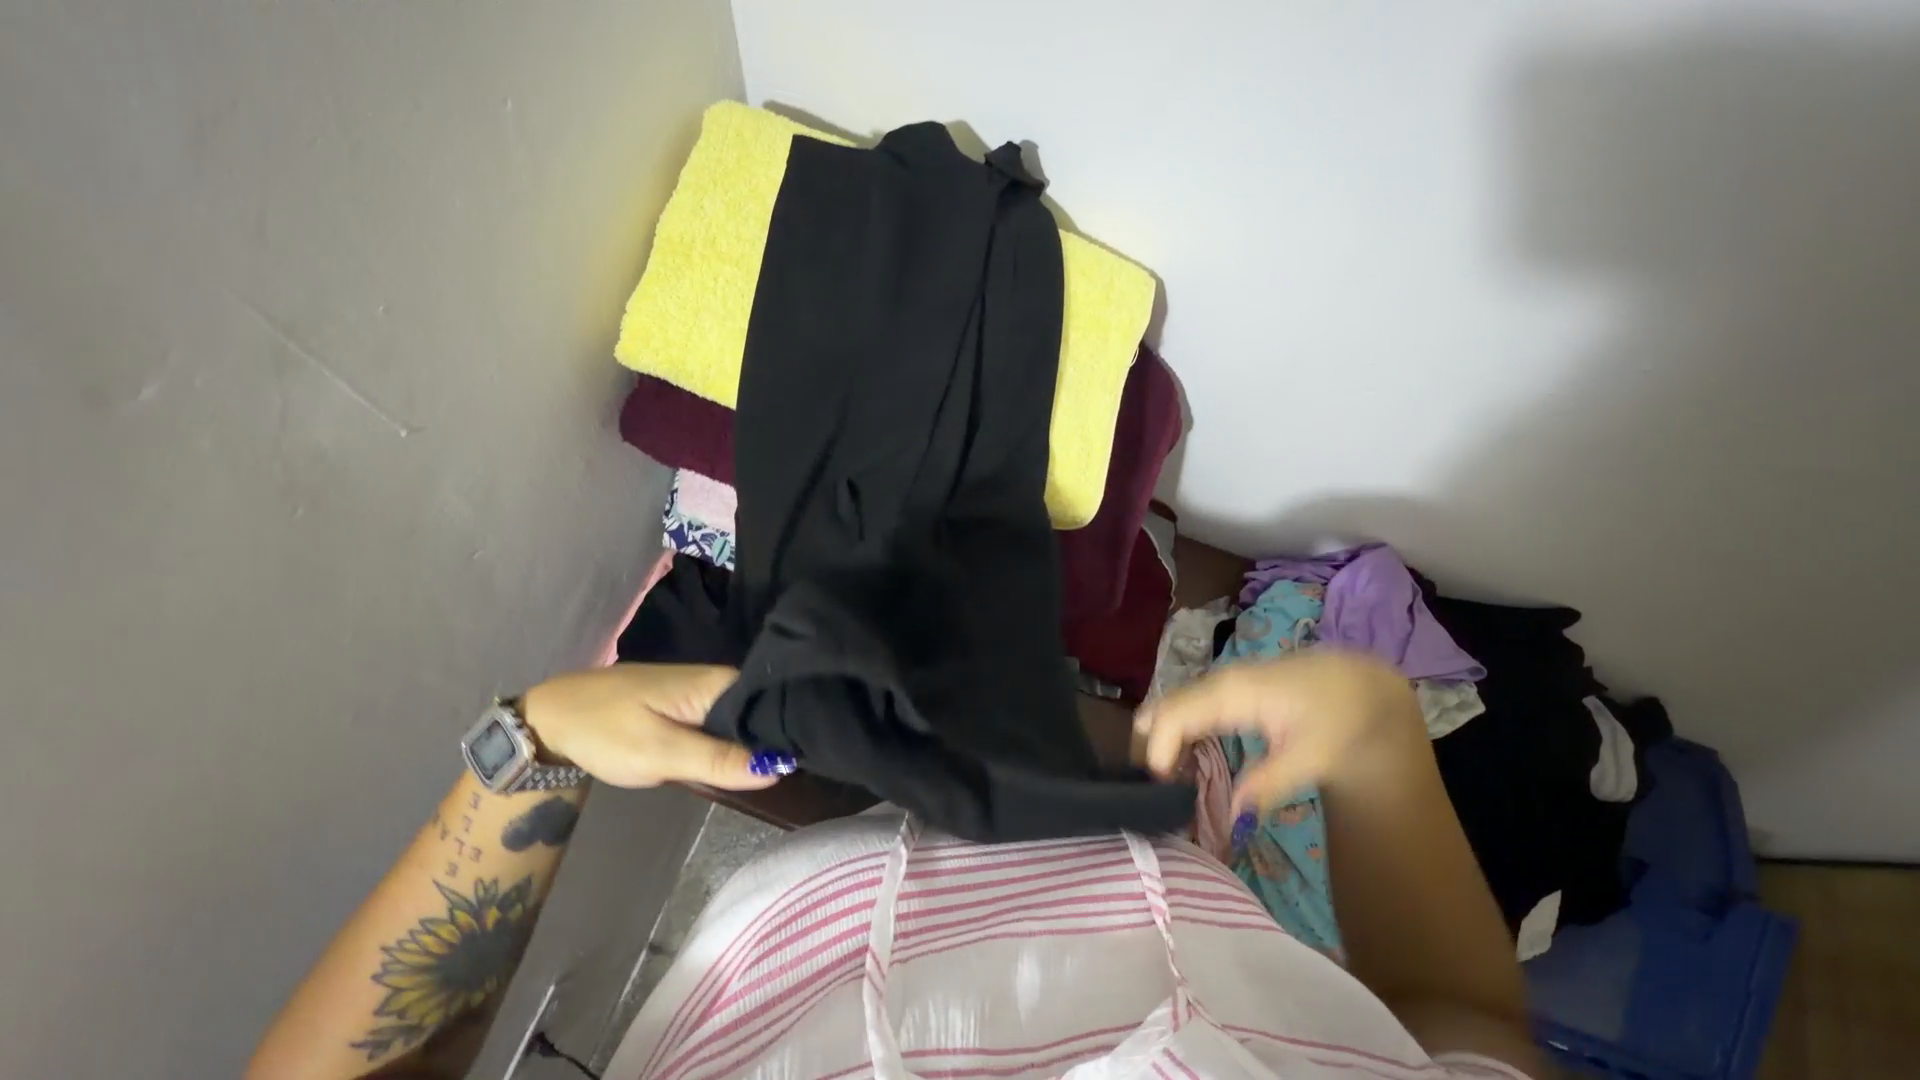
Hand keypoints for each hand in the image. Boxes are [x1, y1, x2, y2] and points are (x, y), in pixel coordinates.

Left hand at [520, 664, 781, 790]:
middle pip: (764, 711)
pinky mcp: (692, 706)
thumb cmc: (605, 730)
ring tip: (785, 774)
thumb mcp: (662, 753)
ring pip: (746, 721)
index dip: (796, 730)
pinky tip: (747, 765)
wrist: (551, 718)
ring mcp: (705, 693)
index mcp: (720, 682)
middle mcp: (720, 681)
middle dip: (780, 741)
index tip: (816, 759)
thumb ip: (720, 760)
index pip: (776, 701)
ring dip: (758, 745)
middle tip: (799, 777)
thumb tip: (782, 766)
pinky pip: (728, 724)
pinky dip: (736, 744)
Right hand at [1136, 650, 1423, 813]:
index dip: (1157, 753)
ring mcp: (1217, 686)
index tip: (1162, 792)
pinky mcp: (1224, 694)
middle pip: (1160, 711)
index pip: (1171, 717)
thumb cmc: (1339, 716)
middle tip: (1156, 793)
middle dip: (1147, 750)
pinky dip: (1175, 739)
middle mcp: (1215, 684)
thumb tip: (1233, 818)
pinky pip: (1183, 712)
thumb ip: (1269, 784)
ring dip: (1160, 746)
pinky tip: (1185, 769)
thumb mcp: (1312, 756)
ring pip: (1168, 711)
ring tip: (1168, 788)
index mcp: (1229, 693)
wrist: (1362, 684)